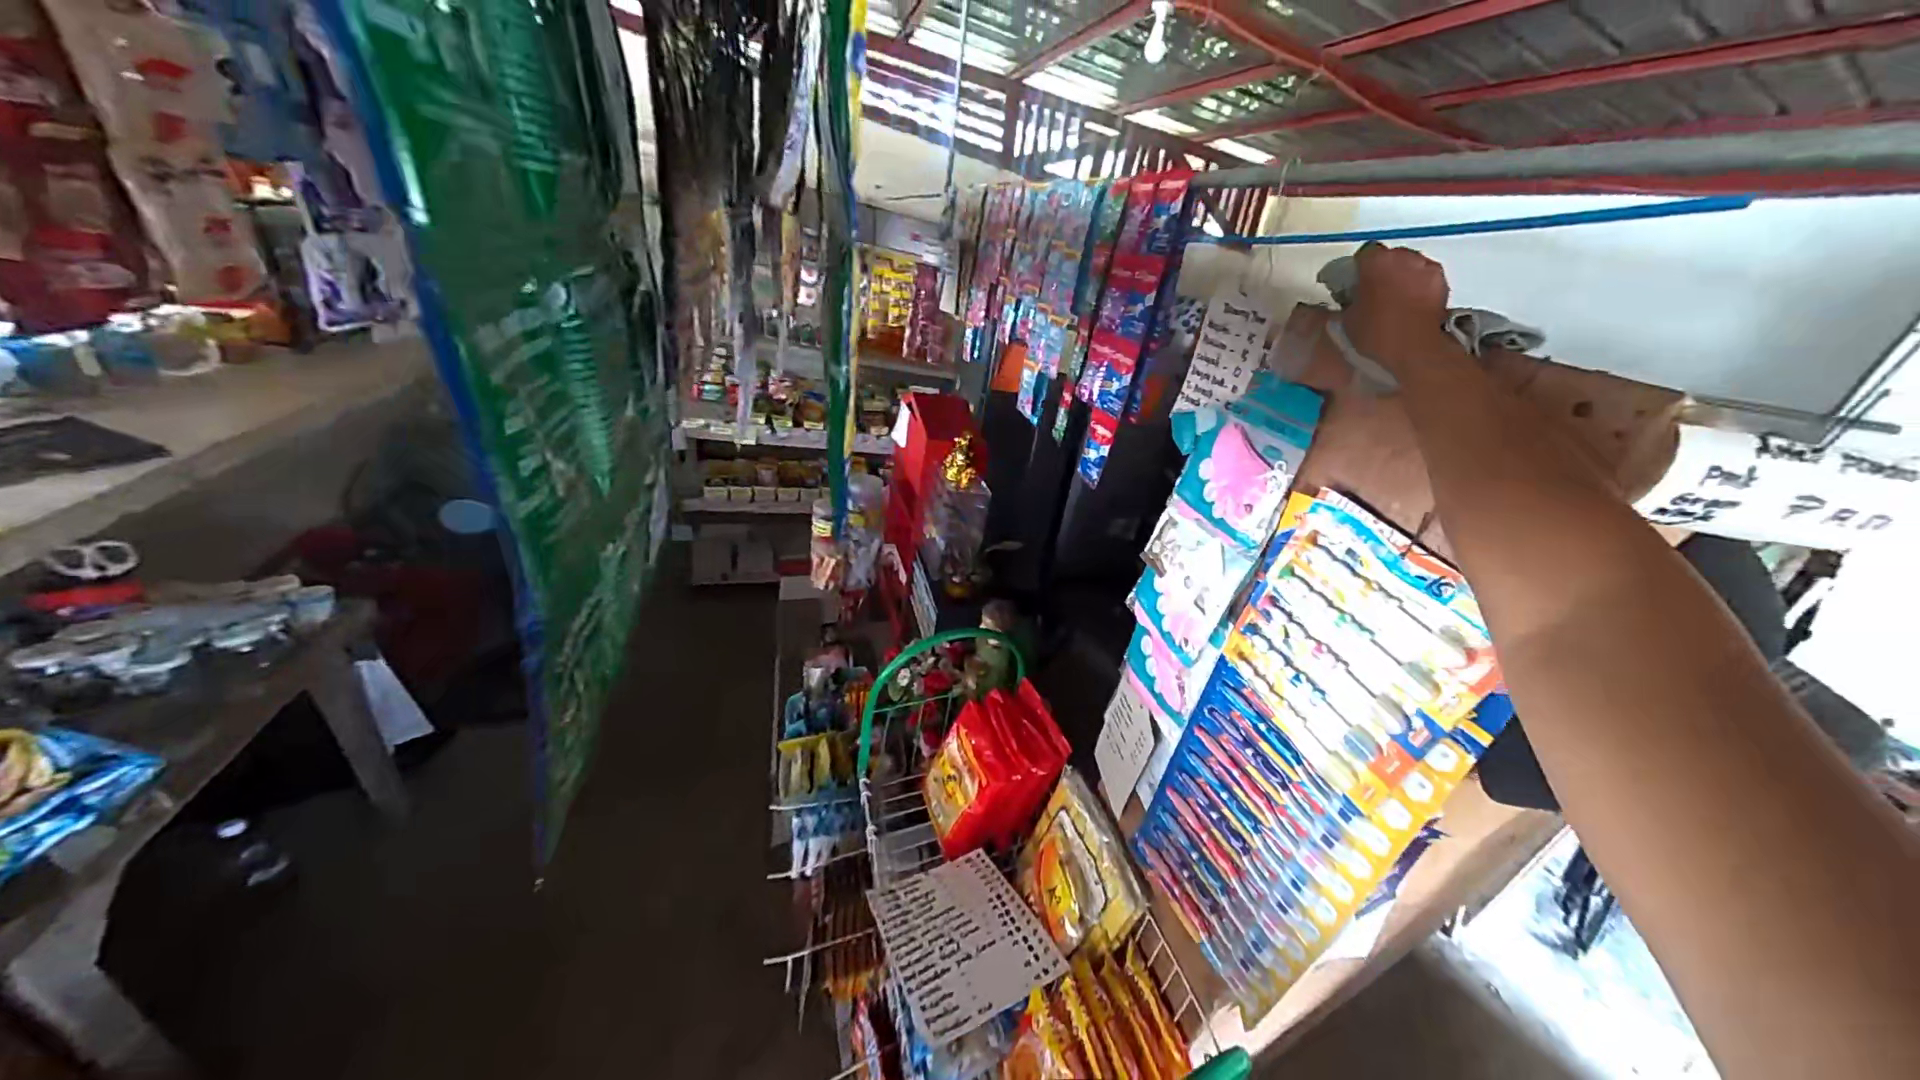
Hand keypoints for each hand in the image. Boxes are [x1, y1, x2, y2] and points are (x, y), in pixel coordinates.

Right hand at [1342, 243, 1459, 373]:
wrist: (1413, 349)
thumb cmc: (1375, 333)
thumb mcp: (1347, 319)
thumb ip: (1348, 300)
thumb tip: (1350, 298)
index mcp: (1377, 262)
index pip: (1364, 253)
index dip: (1357, 268)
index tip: (1352, 283)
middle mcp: (1405, 257)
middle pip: (1390, 256)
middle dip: (1381, 270)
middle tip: (1371, 291)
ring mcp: (1427, 268)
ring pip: (1410, 266)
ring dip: (1401, 277)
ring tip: (1392, 299)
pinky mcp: (1442, 283)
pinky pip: (1424, 279)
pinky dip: (1417, 287)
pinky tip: (1409, 305)